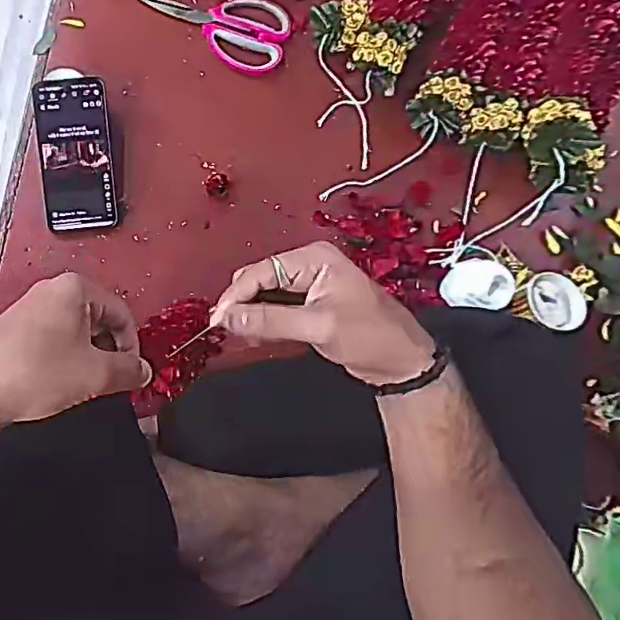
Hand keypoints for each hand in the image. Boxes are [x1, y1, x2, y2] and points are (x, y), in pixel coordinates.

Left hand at [0, 273, 150, 427]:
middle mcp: (51, 291)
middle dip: (109, 352)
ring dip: (86, 357)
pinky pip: (53, 339)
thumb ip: (129, 370)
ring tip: (81, 384)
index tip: (132, 369)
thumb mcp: (96, 375)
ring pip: (75, 331)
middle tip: (110, 379)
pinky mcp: (15, 329)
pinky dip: (63, 359)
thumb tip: (141, 370)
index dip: (132, 346)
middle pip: (99, 320)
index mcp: (74, 288)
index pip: (122, 313)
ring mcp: (30, 308)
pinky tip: (56, 383)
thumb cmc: (28, 373)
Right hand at [209, 242, 435, 386]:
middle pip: (260, 279)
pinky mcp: (309, 304)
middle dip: (241, 303)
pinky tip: (254, 336)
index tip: (217, 319)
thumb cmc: (370, 336)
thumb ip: (271, 320)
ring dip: (251, 314)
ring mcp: (309, 285)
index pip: (262, 270)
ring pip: (265, 295)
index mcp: (314, 258)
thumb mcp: (319, 326)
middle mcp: (309, 265)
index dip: (236, 295)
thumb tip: (228, 318)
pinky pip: (276, 308)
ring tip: (238, 336)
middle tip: (226, 330)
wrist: (402, 361)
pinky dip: (263, 321)